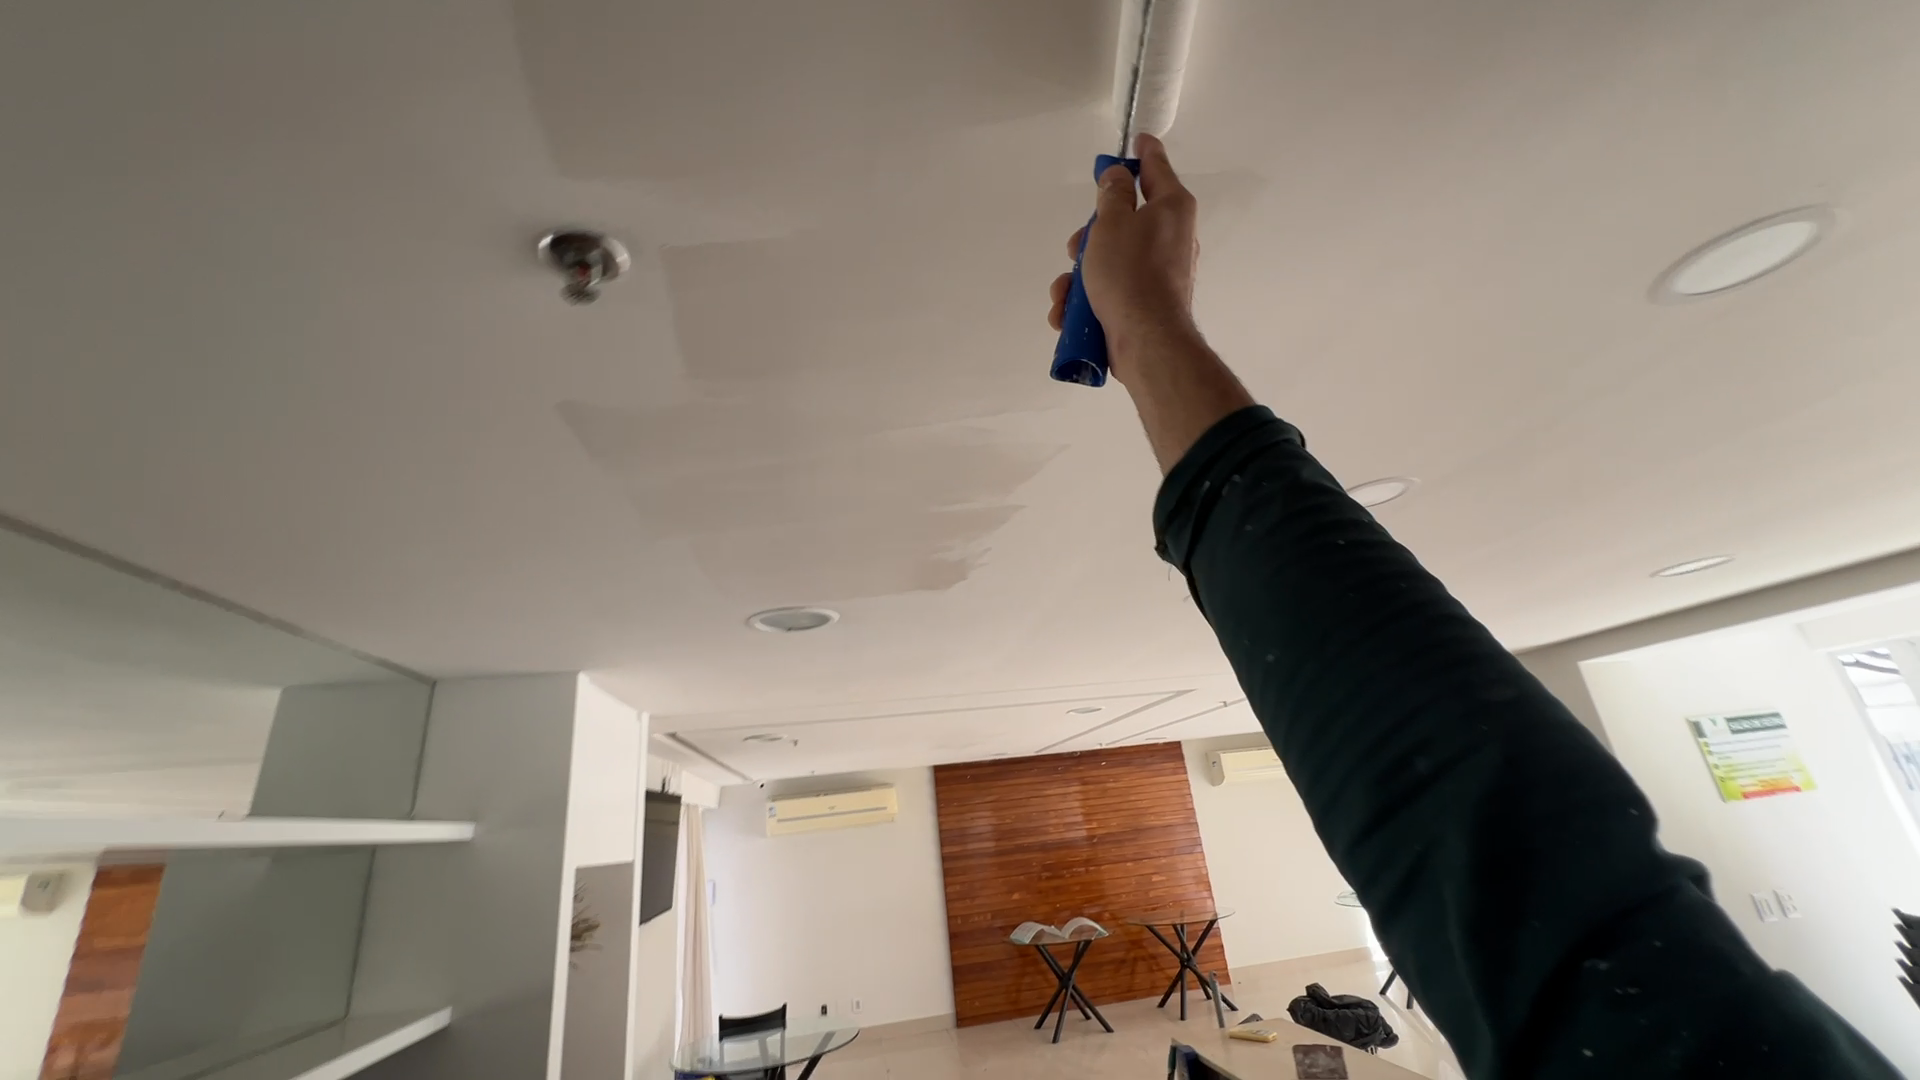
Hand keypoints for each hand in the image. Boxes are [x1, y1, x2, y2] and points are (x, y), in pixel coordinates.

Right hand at [1046, 134, 1200, 381]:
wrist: (1146, 341)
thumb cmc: (1129, 274)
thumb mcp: (1111, 224)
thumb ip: (1111, 195)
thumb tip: (1118, 176)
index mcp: (1171, 208)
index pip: (1155, 167)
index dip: (1142, 152)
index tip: (1135, 140)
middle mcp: (1171, 238)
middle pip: (1124, 222)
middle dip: (1089, 236)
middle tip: (1074, 248)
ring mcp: (1159, 275)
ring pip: (1110, 262)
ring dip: (1079, 277)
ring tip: (1063, 293)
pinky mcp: (1145, 306)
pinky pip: (1112, 293)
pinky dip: (1086, 302)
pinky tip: (1067, 315)